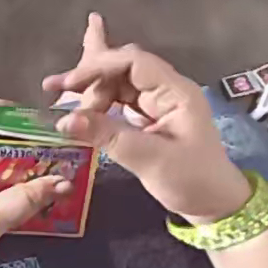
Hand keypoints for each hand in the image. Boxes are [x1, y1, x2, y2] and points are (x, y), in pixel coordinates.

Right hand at [41, 13, 251, 224]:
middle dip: (88, 75)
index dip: (97, 68)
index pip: (133, 62)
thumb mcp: (148, 159)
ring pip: (116, 83)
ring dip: (89, 90)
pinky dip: (97, 103)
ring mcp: (157, 103)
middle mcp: (166, 90)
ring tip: (59, 99)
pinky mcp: (148, 117)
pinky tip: (78, 109)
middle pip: (121, 68)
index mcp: (175, 92)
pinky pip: (118, 100)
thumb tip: (65, 120)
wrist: (214, 205)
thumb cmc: (191, 181)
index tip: (67, 85)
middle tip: (53, 88)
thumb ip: (107, 135)